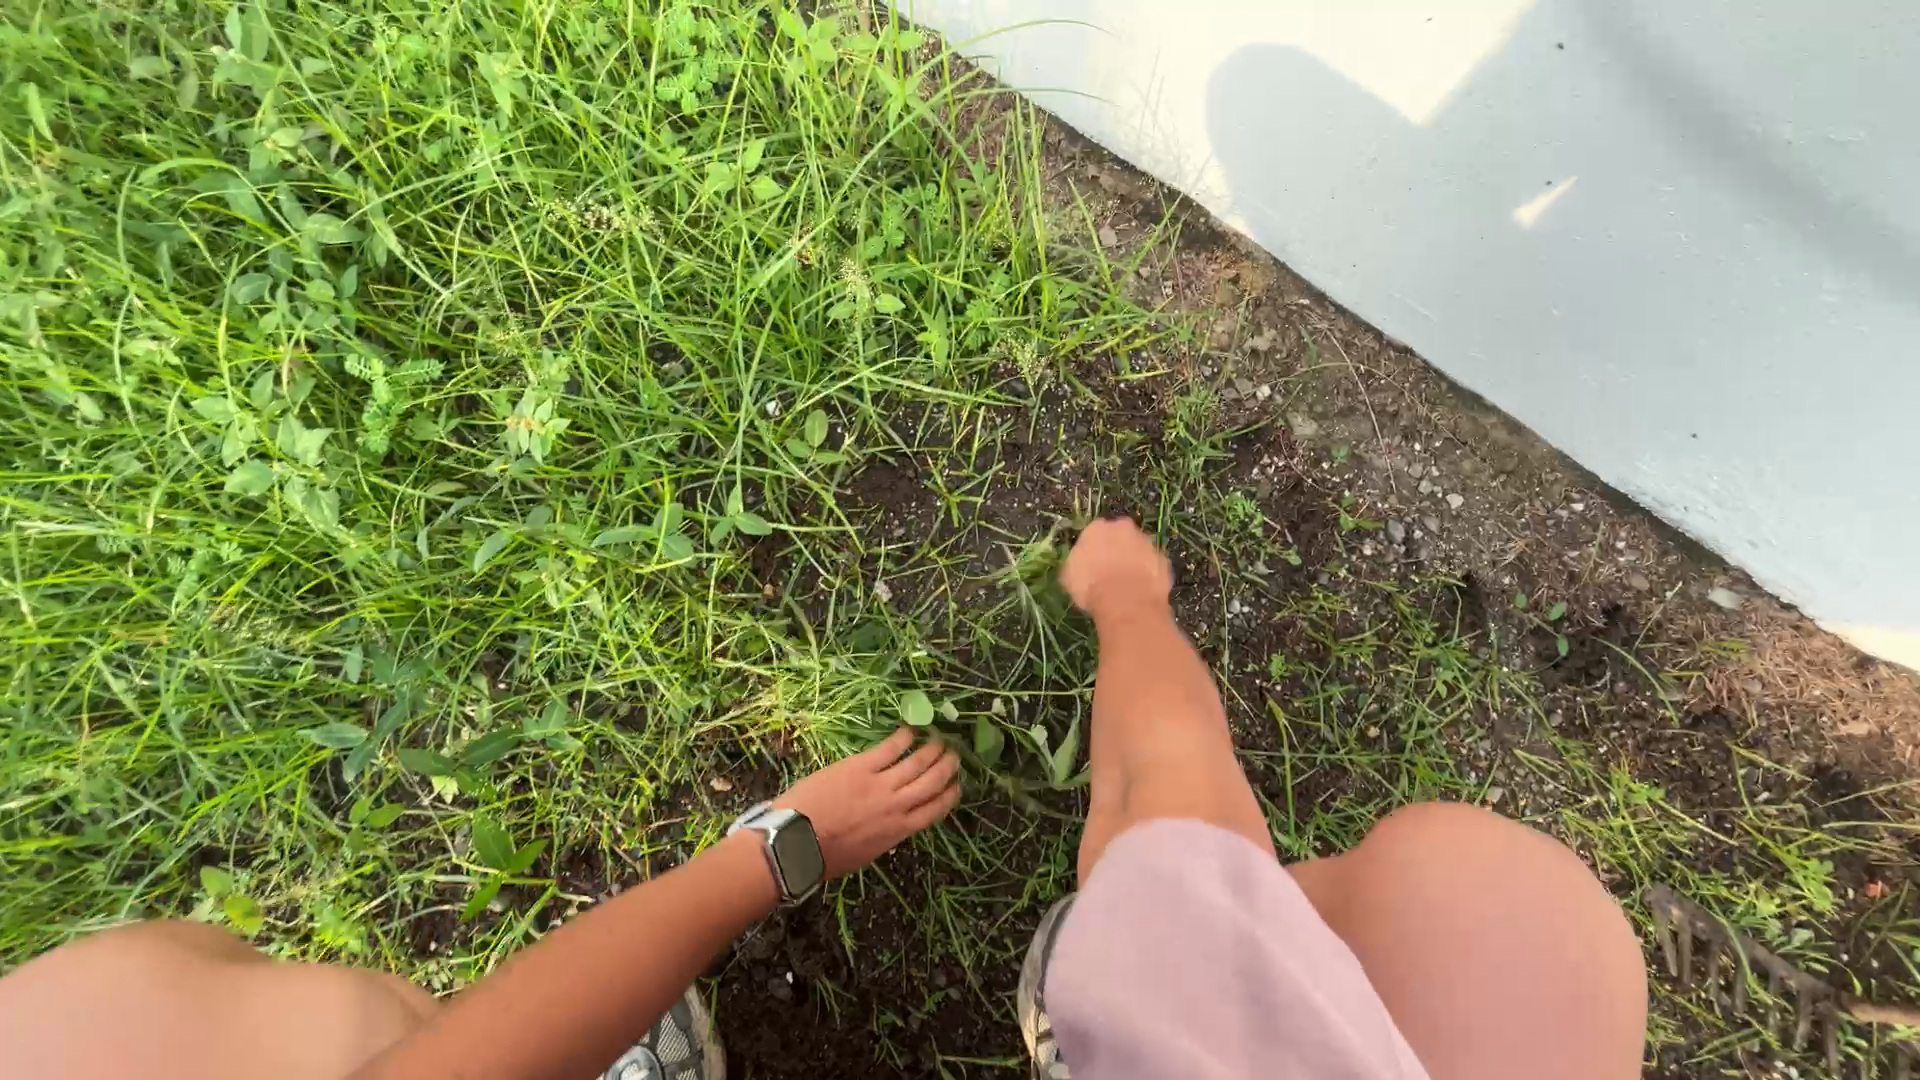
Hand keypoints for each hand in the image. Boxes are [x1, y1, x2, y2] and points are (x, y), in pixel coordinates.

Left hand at [773, 729, 961, 878]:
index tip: (957, 786)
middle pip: (931, 782)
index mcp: (898, 831)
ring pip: (917, 763)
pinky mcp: (861, 767)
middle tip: (954, 756)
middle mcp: (896, 806)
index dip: (949, 796)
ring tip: (940, 740)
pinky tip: (909, 731)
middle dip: (947, 768)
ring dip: (932, 750)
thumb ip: (884, 835)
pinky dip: (903, 738)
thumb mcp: (865, 853)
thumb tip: (892, 824)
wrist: (796, 841)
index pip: (935, 811)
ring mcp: (880, 784)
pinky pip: (890, 749)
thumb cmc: (825, 856)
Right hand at [1059, 517, 1172, 620]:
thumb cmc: (1090, 585)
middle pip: (1120, 535)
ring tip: (1127, 584)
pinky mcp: (1164, 560)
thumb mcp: (1068, 576)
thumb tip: (1078, 565)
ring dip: (1134, 560)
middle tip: (1110, 570)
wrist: (1125, 600)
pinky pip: (1154, 565)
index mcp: (1097, 528)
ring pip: (1139, 548)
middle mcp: (1124, 528)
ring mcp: (1147, 543)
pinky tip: (1141, 590)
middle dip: (1117, 548)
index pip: (1095, 532)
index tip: (1091, 563)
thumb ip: (1075, 563)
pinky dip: (1149, 574)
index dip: (1093, 548)